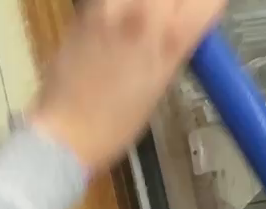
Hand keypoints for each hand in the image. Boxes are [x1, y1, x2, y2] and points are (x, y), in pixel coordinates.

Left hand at [27, 0, 226, 170]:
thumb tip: (178, 21)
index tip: (195, 16)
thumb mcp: (158, 86)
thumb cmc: (112, 129)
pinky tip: (115, 22)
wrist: (61, 137)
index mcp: (172, 39)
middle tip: (166, 17)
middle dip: (173, 4)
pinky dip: (117, 6)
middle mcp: (146, 11)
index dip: (203, 8)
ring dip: (144, 4)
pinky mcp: (86, 10)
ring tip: (140, 21)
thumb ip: (173, 43)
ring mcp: (112, 5)